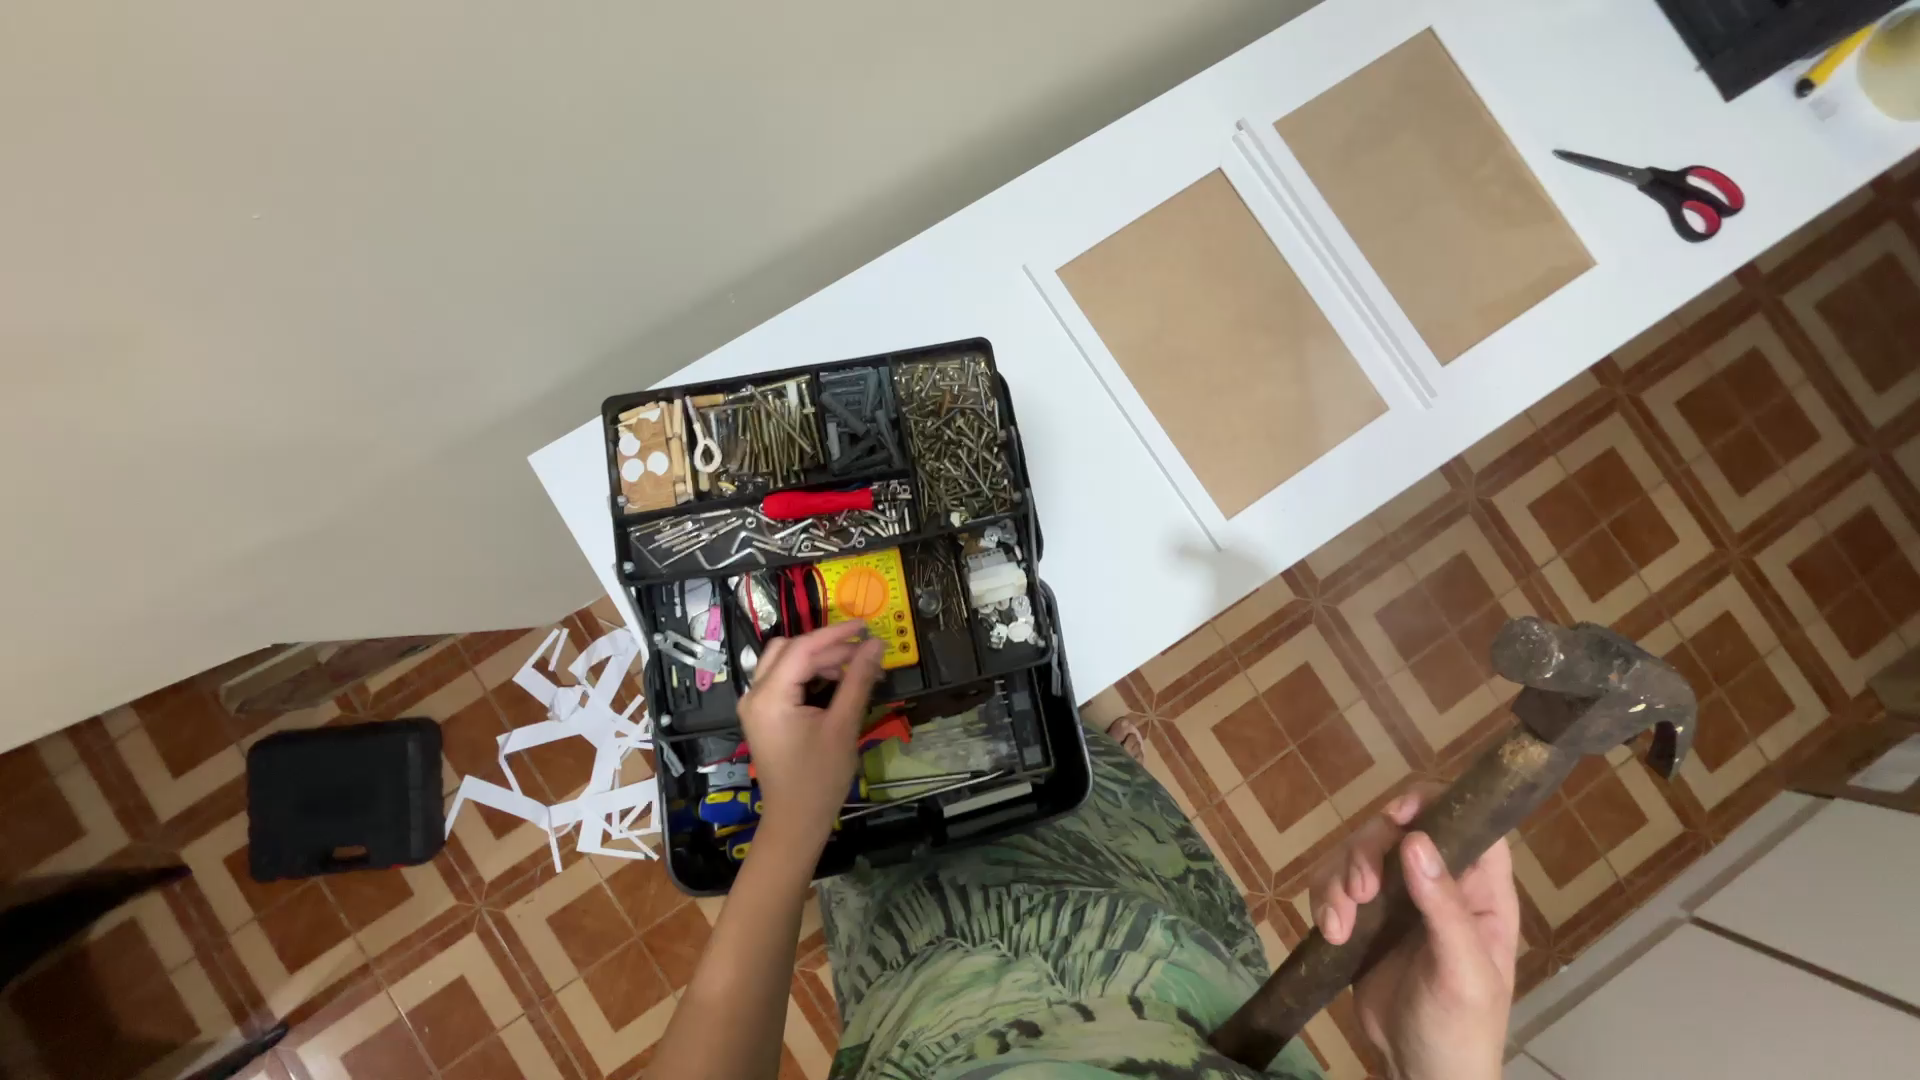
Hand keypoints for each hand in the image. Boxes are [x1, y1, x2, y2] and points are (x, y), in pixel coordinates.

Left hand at [736, 624, 885, 847]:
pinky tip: (838, 682)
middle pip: (789, 649)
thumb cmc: (819, 778)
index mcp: (770, 696)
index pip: (802, 648)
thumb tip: (876, 644)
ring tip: (857, 669)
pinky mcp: (763, 714)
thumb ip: (858, 680)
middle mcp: (754, 694)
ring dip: (820, 660)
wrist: (796, 820)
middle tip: (863, 652)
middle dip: (827, 646)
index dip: (836, 633)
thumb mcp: (843, 725)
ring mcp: (755, 705)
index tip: (867, 626)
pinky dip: (810, 674)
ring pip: (786, 662)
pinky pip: (784, 679)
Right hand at [1310, 786, 1517, 1079]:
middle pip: (1396, 830)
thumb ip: (1444, 908)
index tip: (1396, 817)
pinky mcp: (1364, 913)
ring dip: (1339, 880)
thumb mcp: (1462, 974)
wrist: (1419, 1073)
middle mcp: (1438, 882)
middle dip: (1367, 852)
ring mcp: (1399, 897)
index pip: (1466, 822)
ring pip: (1358, 852)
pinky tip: (1331, 932)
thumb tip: (1416, 841)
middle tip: (1358, 892)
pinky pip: (1334, 881)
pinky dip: (1324, 898)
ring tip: (1338, 925)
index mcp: (1480, 892)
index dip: (1432, 803)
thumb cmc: (1461, 1030)